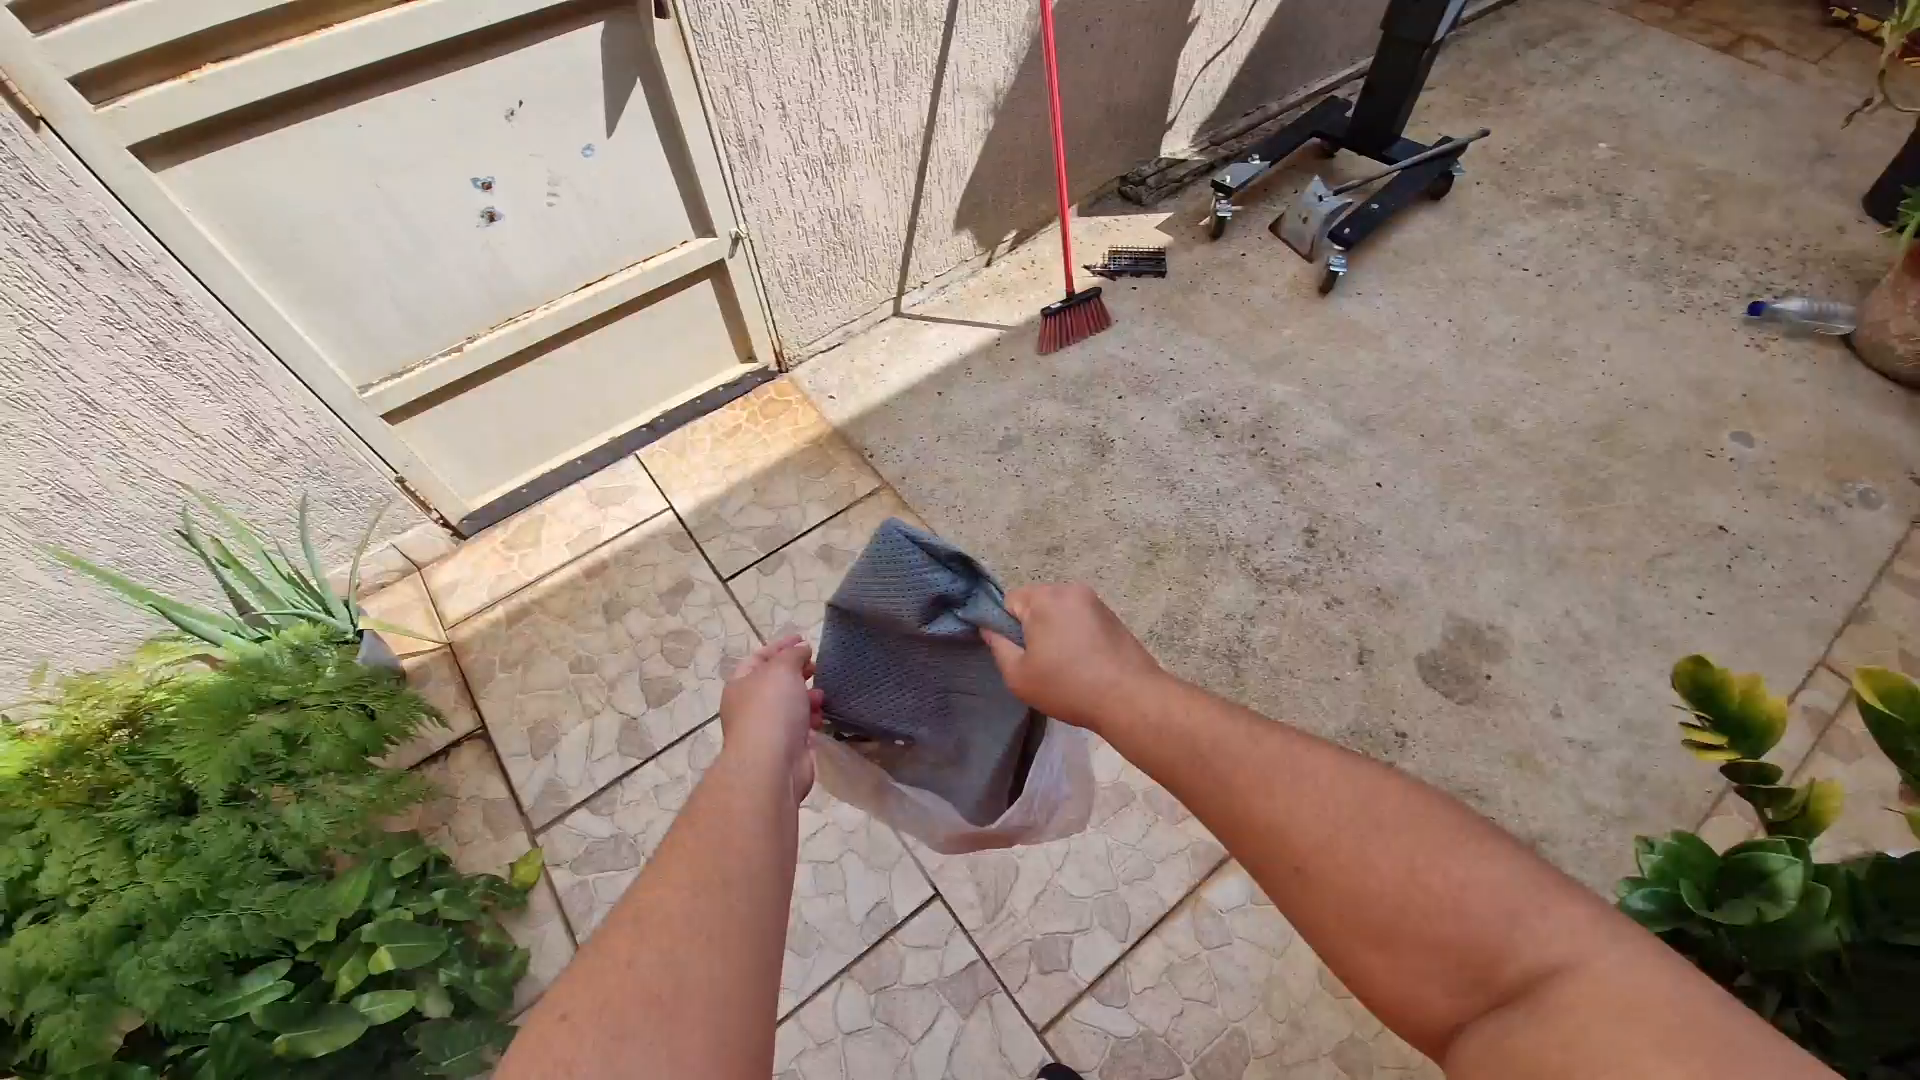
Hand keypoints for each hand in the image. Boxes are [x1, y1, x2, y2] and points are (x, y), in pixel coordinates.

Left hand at [719, 635, 824, 804]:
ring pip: (790, 705)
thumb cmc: (771, 709)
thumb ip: (793, 654)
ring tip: (821, 695)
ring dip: (807, 697)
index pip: (759, 658)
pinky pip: (800, 726)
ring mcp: (767, 729)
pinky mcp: (786, 748)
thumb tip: (802, 650)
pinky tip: (821, 718)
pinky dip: (811, 719)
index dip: (780, 646)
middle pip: (775, 683)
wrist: (772, 764)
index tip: (804, 639)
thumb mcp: (781, 669)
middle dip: (797, 673)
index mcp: (741, 685)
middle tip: (816, 667)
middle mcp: (750, 707)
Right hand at [980, 583, 1165, 732]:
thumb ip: (998, 646)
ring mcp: (1095, 601)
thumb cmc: (1067, 686)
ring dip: (1055, 631)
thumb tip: (990, 629)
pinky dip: (1076, 634)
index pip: (1010, 601)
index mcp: (1044, 598)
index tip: (1018, 653)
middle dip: (1032, 627)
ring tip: (1065, 664)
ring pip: (1060, 611)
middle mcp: (1070, 590)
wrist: (1129, 698)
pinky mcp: (1112, 616)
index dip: (1007, 627)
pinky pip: (1081, 619)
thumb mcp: (1018, 675)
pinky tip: (1084, 662)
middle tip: (1040, 662)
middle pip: (1036, 603)